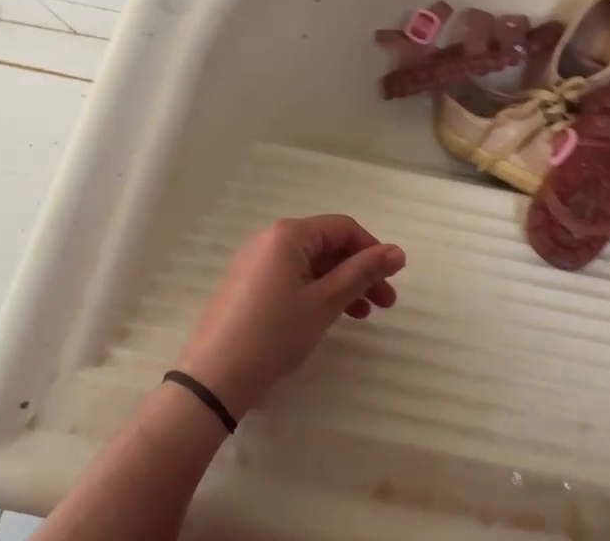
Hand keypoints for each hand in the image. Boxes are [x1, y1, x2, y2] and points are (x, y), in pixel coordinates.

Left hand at [172, 215, 405, 417]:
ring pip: (310, 265)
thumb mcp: (325, 302)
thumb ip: (362, 273)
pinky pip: (291, 278)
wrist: (212, 380)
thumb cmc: (274, 335)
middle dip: (359, 271)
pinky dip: (316, 292)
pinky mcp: (246, 287)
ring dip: (341, 284)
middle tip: (385, 304)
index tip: (393, 279)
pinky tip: (329, 316)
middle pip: (327, 245)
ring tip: (363, 315)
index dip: (373, 250)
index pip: (343, 228)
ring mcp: (254, 263)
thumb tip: (397, 252)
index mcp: (288, 234)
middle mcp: (269, 240)